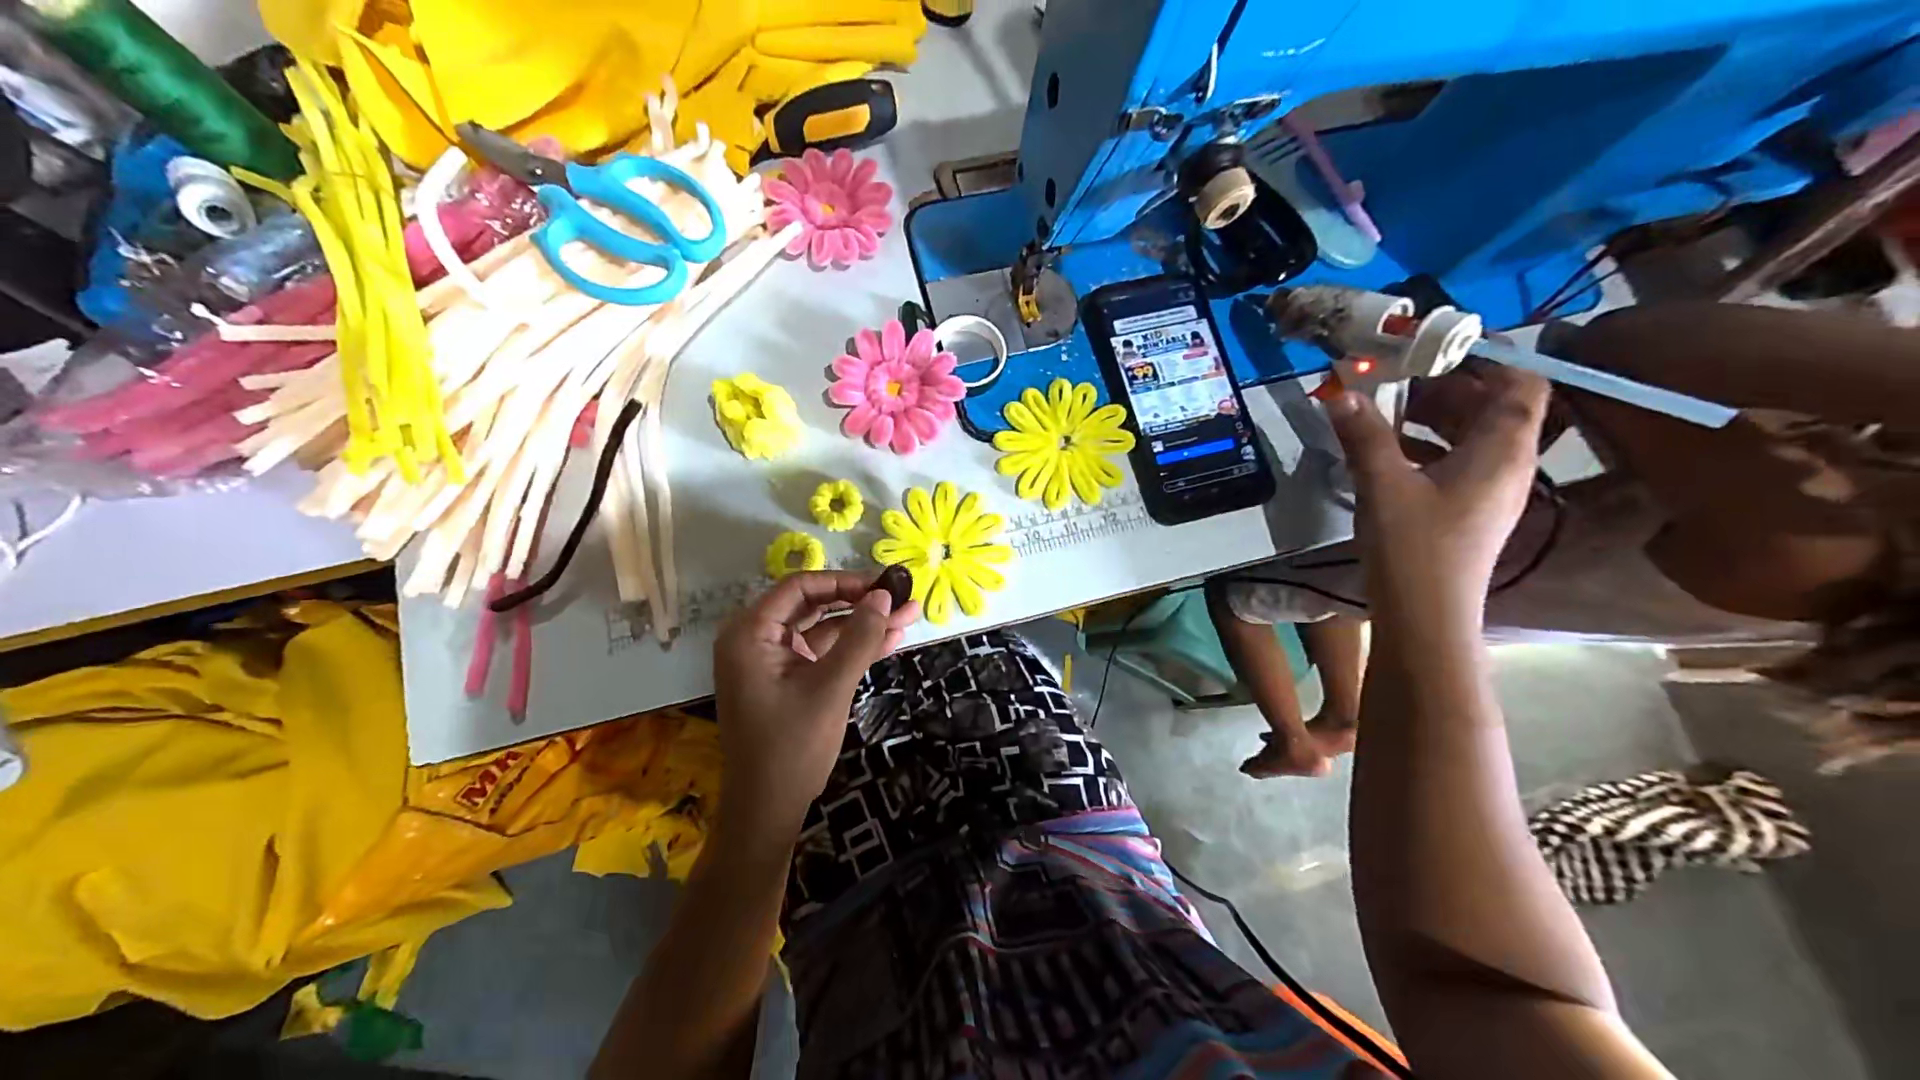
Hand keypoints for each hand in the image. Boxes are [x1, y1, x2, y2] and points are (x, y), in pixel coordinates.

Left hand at [711, 570, 920, 838]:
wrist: (768, 809)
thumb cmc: (792, 746)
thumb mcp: (830, 687)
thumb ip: (859, 638)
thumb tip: (884, 596)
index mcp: (750, 634)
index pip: (799, 588)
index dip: (844, 582)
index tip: (884, 586)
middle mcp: (756, 640)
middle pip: (813, 606)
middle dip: (860, 603)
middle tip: (903, 599)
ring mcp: (772, 661)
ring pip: (823, 630)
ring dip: (863, 626)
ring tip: (909, 617)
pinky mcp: (788, 681)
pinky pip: (822, 654)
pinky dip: (852, 649)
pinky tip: (890, 641)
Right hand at [1324, 364, 1549, 617]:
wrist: (1426, 617)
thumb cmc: (1415, 547)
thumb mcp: (1384, 486)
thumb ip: (1364, 436)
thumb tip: (1341, 393)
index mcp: (1502, 449)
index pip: (1521, 382)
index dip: (1489, 357)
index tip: (1438, 346)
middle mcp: (1507, 464)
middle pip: (1492, 406)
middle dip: (1445, 384)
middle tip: (1395, 373)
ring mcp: (1488, 490)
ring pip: (1471, 434)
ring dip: (1432, 414)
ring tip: (1383, 406)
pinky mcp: (1466, 510)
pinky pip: (1455, 459)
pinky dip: (1425, 444)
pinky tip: (1385, 447)